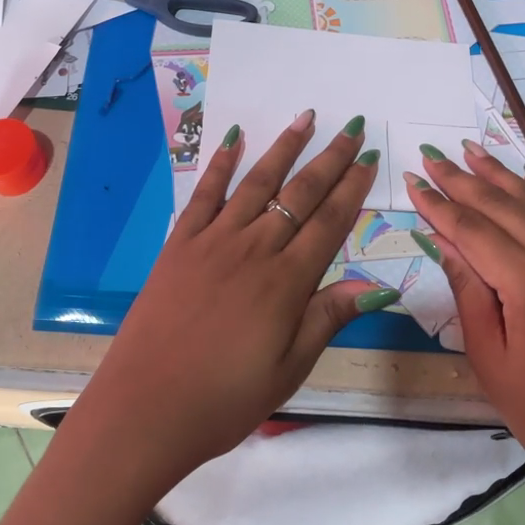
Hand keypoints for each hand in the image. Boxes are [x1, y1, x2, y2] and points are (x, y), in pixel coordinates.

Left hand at [72, 109, 390, 475]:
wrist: (145, 406)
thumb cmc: (224, 398)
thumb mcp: (288, 370)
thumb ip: (327, 319)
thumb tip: (378, 286)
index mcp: (286, 282)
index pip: (329, 223)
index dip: (352, 189)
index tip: (369, 158)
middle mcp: (254, 249)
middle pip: (300, 194)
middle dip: (330, 159)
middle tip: (352, 127)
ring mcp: (213, 240)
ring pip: (257, 183)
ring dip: (284, 148)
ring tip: (305, 118)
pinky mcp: (180, 243)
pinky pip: (205, 193)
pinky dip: (221, 162)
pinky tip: (234, 137)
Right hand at [405, 143, 524, 466]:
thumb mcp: (489, 357)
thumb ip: (467, 288)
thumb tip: (442, 236)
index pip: (473, 229)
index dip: (439, 204)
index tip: (411, 178)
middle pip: (504, 206)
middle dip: (463, 179)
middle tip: (431, 155)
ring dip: (499, 175)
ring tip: (468, 150)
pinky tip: (518, 178)